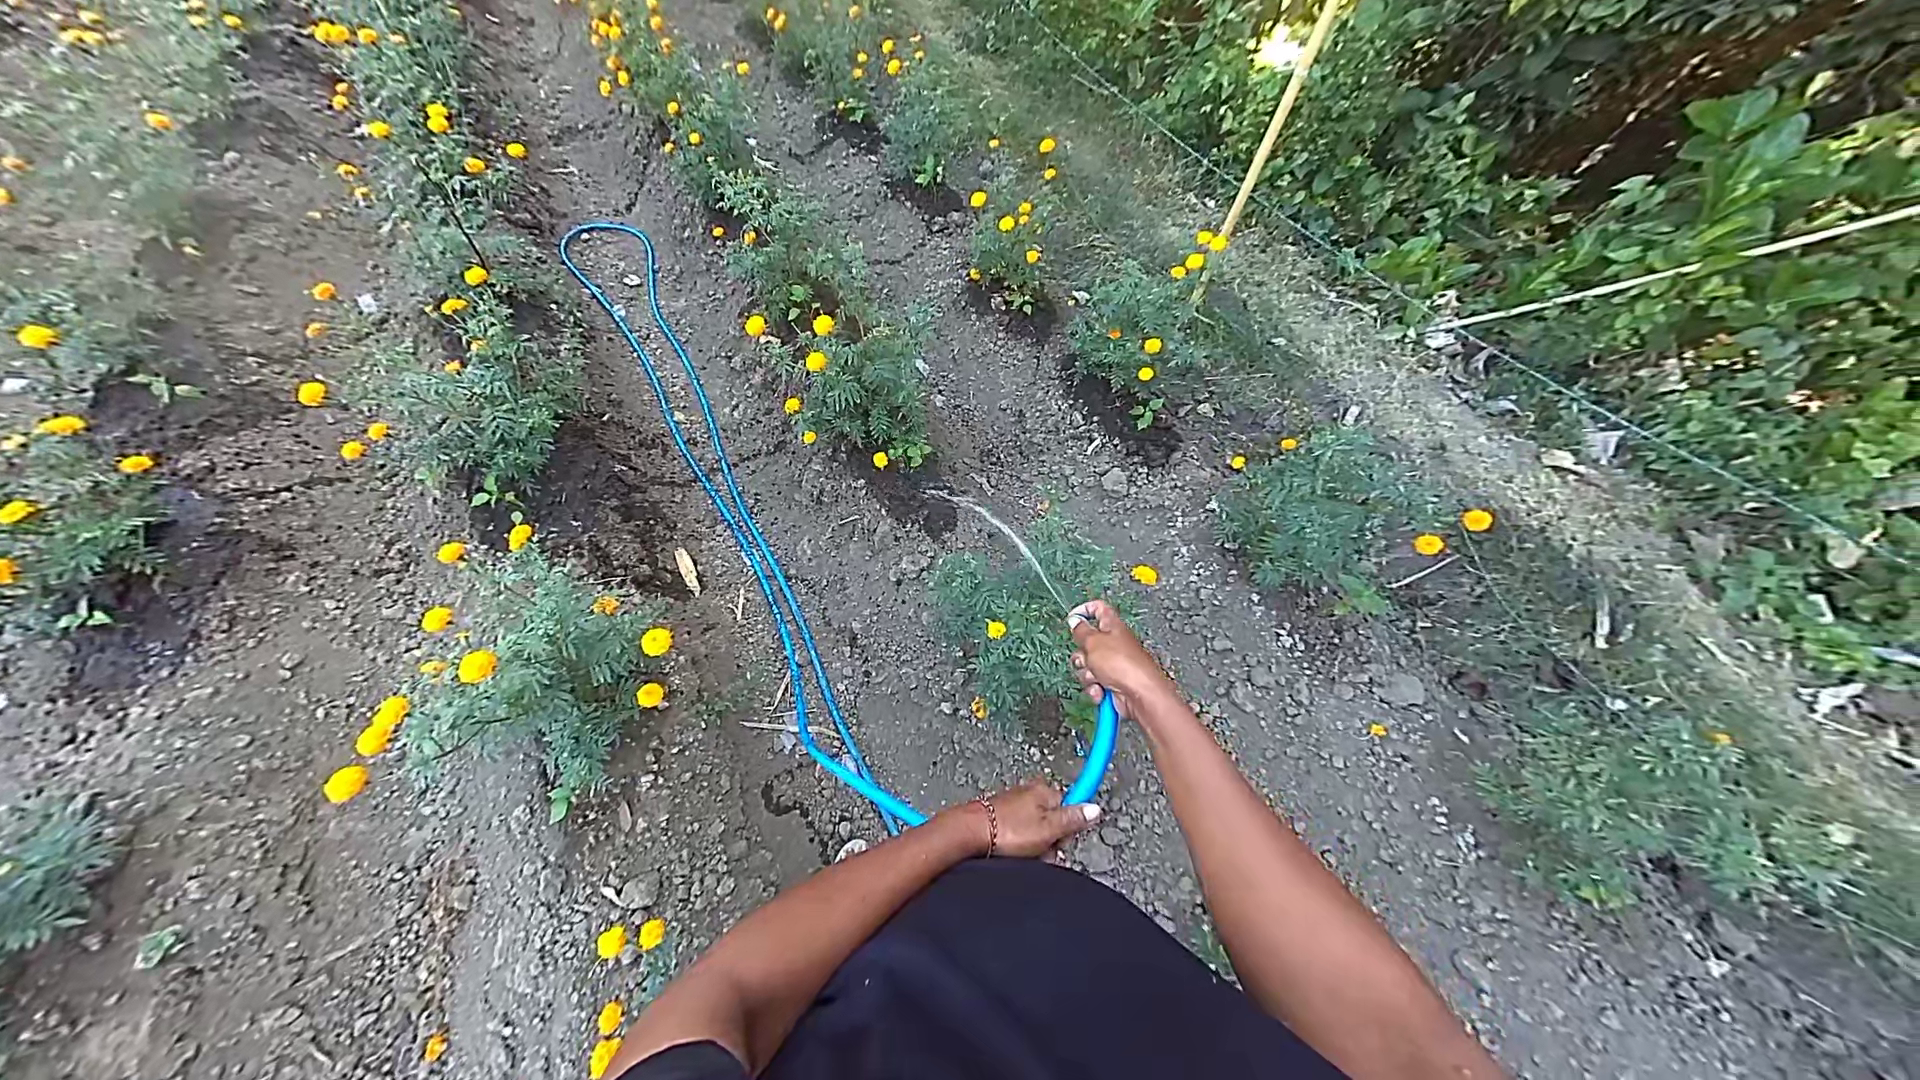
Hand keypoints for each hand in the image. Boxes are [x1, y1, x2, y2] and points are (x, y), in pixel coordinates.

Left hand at [963, 778, 1099, 858]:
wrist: (969, 833)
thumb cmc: (1006, 829)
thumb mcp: (1048, 829)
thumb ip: (1073, 819)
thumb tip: (1095, 809)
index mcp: (1044, 790)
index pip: (1071, 808)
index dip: (1069, 829)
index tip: (1061, 839)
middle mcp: (1030, 793)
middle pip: (1054, 822)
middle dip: (1051, 841)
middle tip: (1041, 851)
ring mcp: (1015, 805)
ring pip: (1037, 832)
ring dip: (1035, 846)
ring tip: (1023, 854)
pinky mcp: (1003, 818)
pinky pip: (1021, 835)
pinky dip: (1019, 845)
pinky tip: (1012, 852)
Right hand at [1068, 599, 1172, 718]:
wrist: (1139, 695)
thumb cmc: (1124, 665)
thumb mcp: (1094, 642)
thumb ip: (1081, 630)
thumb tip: (1074, 621)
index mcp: (1112, 627)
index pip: (1098, 609)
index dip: (1083, 611)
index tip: (1072, 619)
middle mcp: (1113, 644)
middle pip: (1086, 644)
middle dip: (1081, 655)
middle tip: (1088, 658)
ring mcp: (1112, 665)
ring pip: (1086, 666)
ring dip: (1087, 675)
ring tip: (1098, 677)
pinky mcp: (1111, 683)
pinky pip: (1092, 684)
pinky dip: (1095, 689)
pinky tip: (1102, 691)